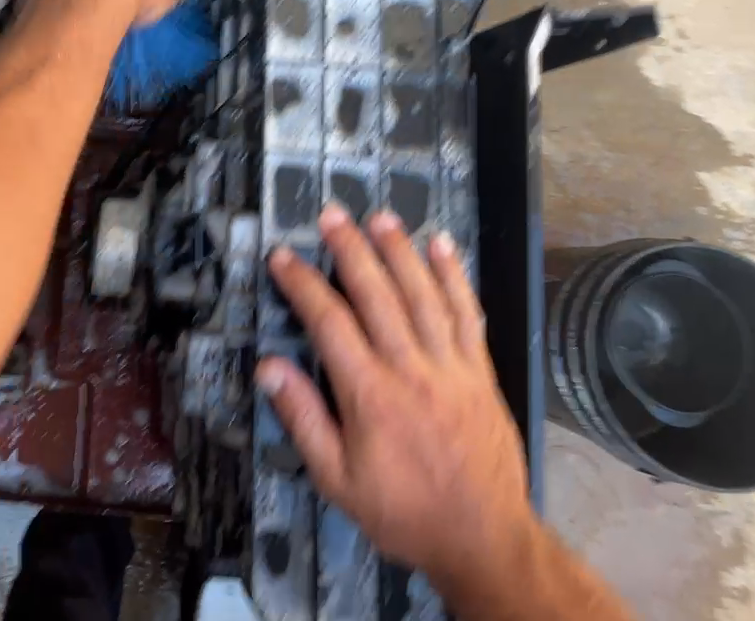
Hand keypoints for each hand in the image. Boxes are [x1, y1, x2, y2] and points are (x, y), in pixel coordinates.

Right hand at [257, 205, 534, 582]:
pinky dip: (455, 277)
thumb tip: (268, 367)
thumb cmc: (403, 511)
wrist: (486, 540)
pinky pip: (467, 315)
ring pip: (423, 295)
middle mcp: (411, 368)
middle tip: (331, 215)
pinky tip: (443, 247)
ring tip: (381, 217)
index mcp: (370, 394)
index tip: (282, 258)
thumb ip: (302, 419)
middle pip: (377, 295)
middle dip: (351, 250)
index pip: (329, 322)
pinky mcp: (480, 371)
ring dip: (401, 251)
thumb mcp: (337, 479)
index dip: (302, 284)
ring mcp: (451, 367)